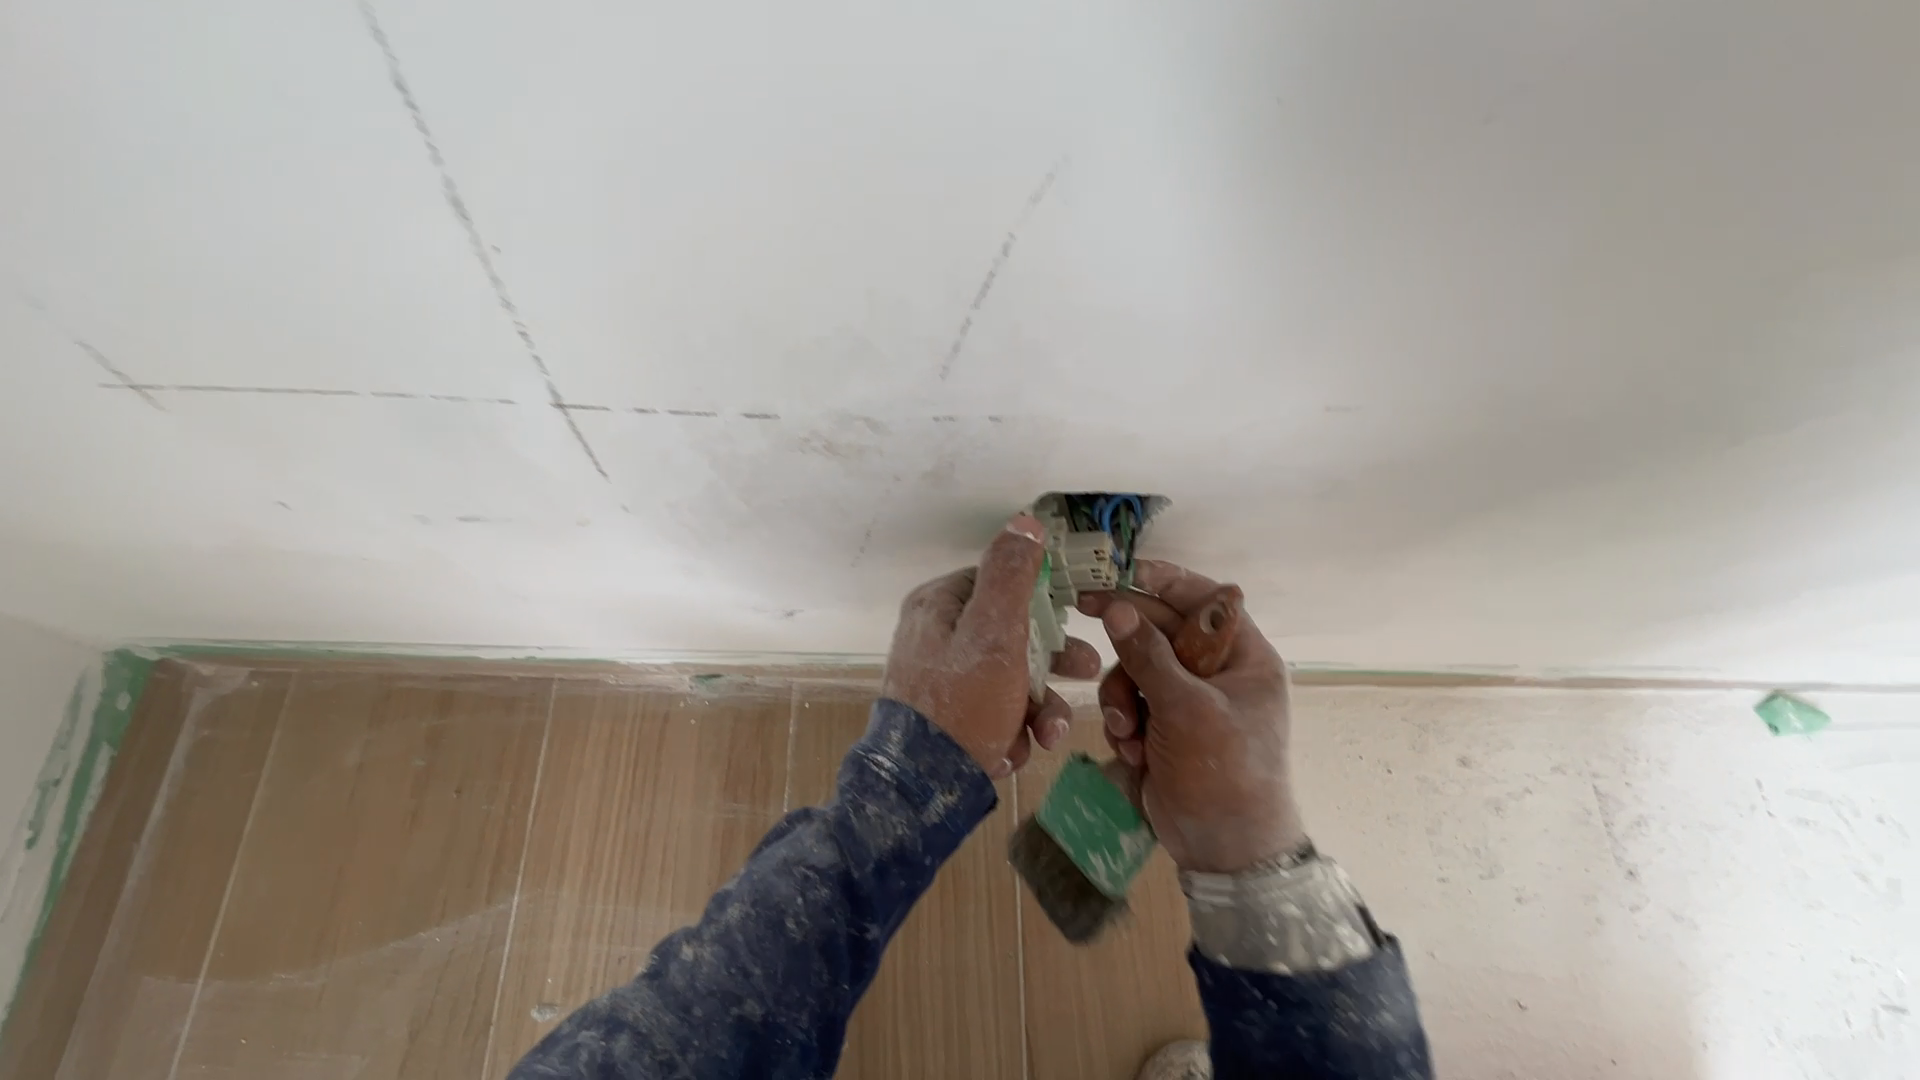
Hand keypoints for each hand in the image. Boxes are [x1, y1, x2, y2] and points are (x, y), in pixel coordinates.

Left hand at [882, 515, 1101, 778]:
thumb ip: (1011, 576)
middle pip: (1012, 634)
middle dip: (1052, 663)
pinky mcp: (950, 717)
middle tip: (1087, 674)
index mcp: (940, 606)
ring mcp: (942, 679)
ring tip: (1048, 735)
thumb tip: (1026, 520)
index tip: (1078, 618)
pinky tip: (1011, 752)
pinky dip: (1010, 731)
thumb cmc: (963, 703)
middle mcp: (937, 636)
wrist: (922, 789)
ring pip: (1009, 679)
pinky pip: (994, 711)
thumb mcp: (994, 633)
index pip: (1002, 584)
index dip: (1044, 600)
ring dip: (1037, 708)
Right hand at [1076, 560, 1306, 872]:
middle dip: (1128, 643)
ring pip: (1136, 669)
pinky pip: (1129, 702)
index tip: (1119, 571)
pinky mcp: (1163, 725)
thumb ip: (1149, 656)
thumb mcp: (1187, 709)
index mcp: (1243, 657)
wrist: (1225, 850)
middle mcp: (1216, 671)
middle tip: (1082, 607)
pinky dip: (1123, 722)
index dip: (1162, 580)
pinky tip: (1131, 750)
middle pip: (1160, 630)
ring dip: (1121, 697)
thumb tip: (1118, 608)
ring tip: (1125, 730)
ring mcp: (1187, 699)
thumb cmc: (1223, 772)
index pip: (1203, 600)